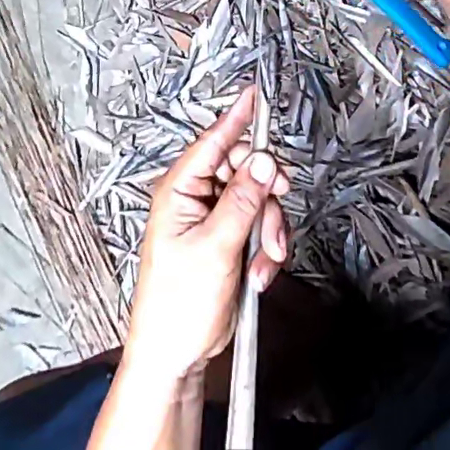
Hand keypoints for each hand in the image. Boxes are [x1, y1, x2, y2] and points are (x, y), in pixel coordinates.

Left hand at [123, 88, 289, 382]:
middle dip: (266, 193)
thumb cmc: (175, 306)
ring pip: (259, 197)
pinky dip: (267, 246)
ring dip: (269, 228)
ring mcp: (214, 218)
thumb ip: (243, 200)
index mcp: (180, 190)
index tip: (255, 95)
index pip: (212, 142)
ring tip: (264, 257)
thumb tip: (262, 161)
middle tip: (274, 207)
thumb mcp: (214, 246)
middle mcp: (197, 198)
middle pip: (245, 169)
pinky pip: (261, 224)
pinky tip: (259, 270)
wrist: (177, 354)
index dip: (236, 117)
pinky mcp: (230, 238)